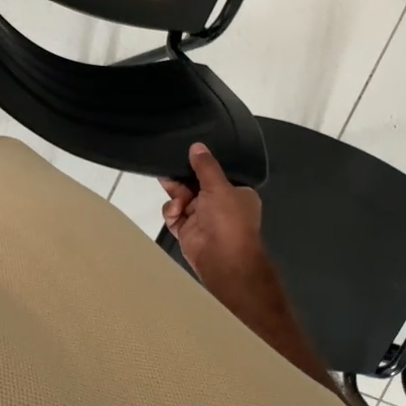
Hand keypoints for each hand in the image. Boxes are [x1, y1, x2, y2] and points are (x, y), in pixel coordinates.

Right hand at [160, 143, 264, 282]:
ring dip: (175, 194)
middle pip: (194, 184)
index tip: (187, 153)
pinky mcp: (186, 229)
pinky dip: (172, 211)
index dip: (202, 165)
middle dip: (182, 178)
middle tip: (169, 167)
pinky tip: (175, 211)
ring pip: (181, 197)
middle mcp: (219, 205)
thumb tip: (197, 146)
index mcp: (236, 194)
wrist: (222, 259)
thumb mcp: (219, 186)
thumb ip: (206, 166)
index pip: (216, 174)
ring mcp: (201, 218)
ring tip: (169, 187)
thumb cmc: (228, 219)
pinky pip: (174, 213)